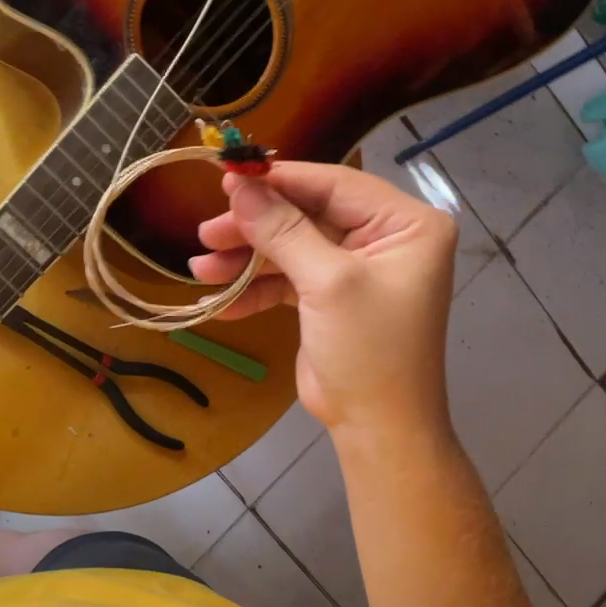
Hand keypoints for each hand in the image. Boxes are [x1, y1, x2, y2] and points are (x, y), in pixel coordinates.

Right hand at [190, 162, 457, 434]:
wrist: (377, 427)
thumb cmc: (368, 350)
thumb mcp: (327, 284)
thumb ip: (282, 230)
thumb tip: (238, 187)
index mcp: (405, 224)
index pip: (334, 185)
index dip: (278, 181)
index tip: (226, 179)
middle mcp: (383, 239)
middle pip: (306, 215)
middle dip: (254, 228)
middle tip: (206, 232)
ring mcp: (353, 270)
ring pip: (289, 248)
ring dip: (245, 261)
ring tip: (200, 270)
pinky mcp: (327, 299)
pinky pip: (286, 281)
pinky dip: (254, 291)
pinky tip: (219, 304)